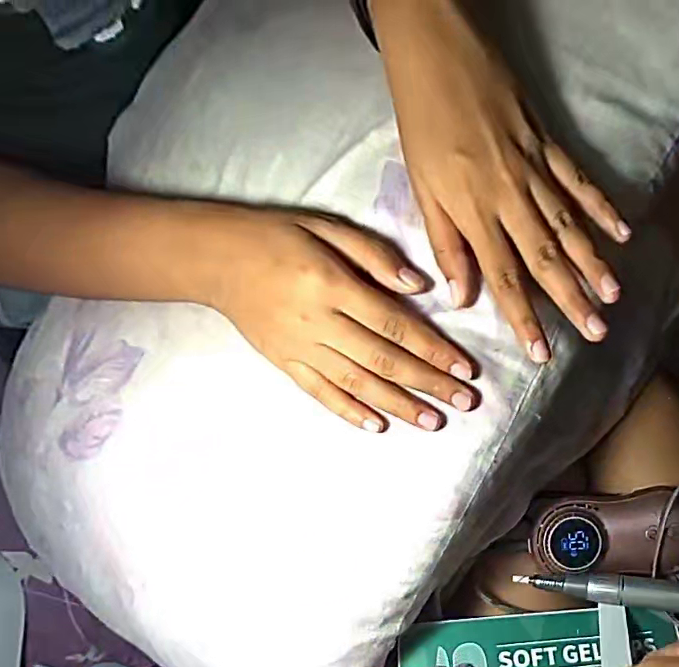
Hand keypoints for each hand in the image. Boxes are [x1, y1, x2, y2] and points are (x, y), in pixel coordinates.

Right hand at [211, 208, 480, 432]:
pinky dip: (350, 412)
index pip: (395, 324)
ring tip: (434, 422)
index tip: (464, 369)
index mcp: (333, 285)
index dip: (433, 349)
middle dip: (429, 383)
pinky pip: (321, 393)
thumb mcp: (326, 228)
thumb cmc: (277, 236)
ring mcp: (301, 348)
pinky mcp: (285, 364)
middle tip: (464, 402)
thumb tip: (419, 287)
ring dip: (400, 405)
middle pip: (385, 360)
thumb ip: (374, 256)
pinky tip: (379, 426)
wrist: (213, 257)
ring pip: (359, 383)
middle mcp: (319, 322)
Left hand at [373, 0, 629, 363]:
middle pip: (546, 259)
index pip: (504, 277)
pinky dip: (602, 207)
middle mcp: (509, 196)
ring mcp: (533, 168)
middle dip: (572, 300)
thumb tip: (460, 298)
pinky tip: (622, 233)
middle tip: (596, 333)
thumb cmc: (422, 122)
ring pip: (568, 225)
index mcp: (474, 211)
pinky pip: (580, 180)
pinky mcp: (548, 142)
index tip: (542, 353)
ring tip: (613, 296)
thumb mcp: (421, 188)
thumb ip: (446, 244)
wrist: (433, 45)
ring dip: (593, 264)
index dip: (525, 319)